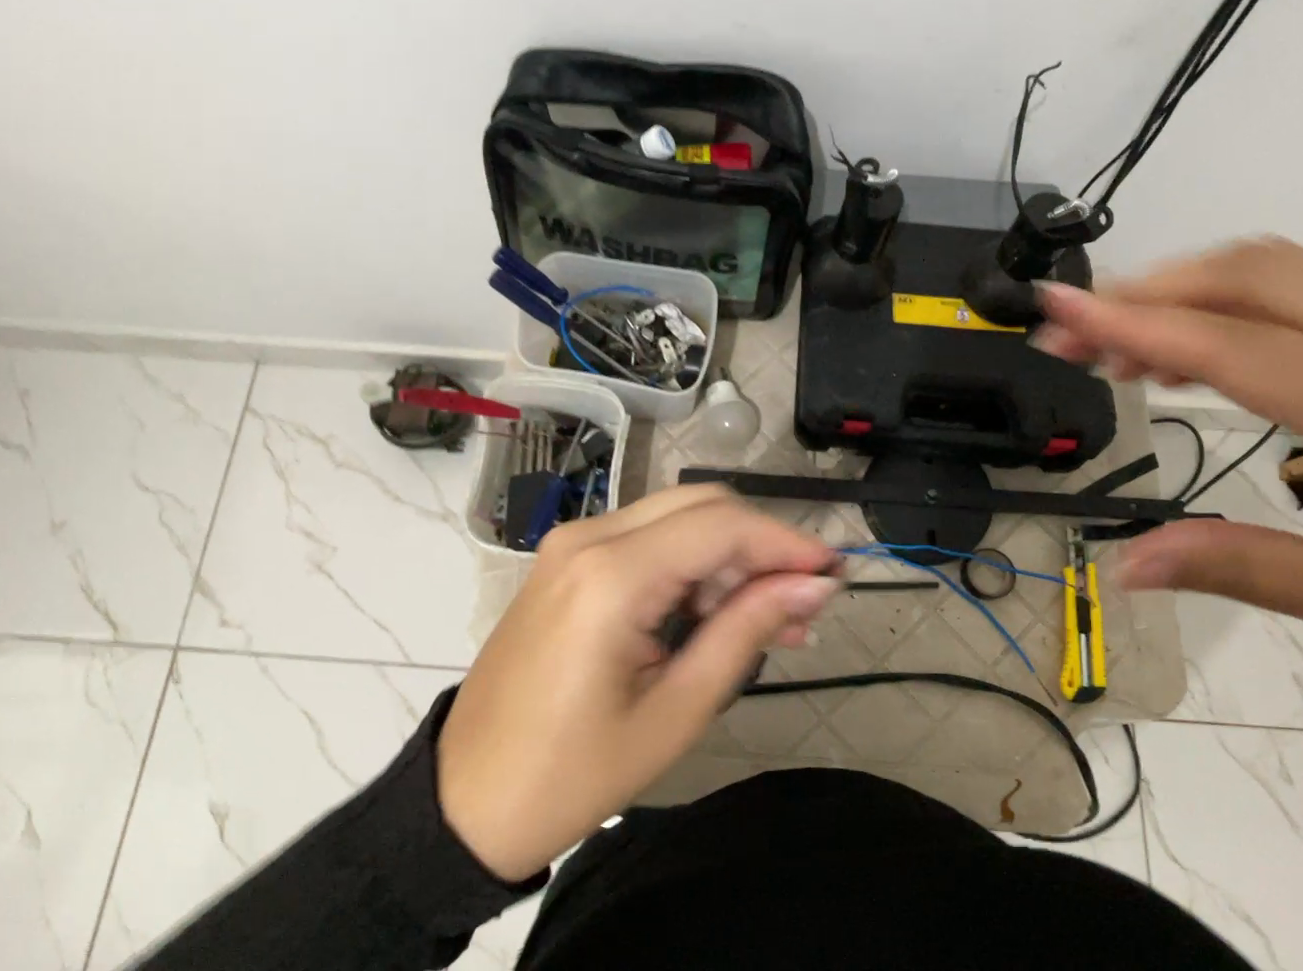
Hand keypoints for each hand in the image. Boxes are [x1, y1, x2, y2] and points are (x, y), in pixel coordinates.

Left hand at [437, 485, 841, 880]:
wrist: (467, 798)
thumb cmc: (573, 772)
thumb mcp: (675, 710)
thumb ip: (746, 631)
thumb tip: (812, 585)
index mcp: (611, 576)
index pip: (723, 526)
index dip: (788, 544)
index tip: (835, 576)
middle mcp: (588, 539)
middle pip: (701, 506)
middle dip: (760, 546)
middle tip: (803, 607)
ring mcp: (570, 546)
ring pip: (675, 518)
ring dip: (728, 556)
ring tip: (769, 623)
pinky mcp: (564, 563)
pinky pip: (644, 541)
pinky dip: (689, 565)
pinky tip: (713, 614)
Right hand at [1033, 238, 1302, 708]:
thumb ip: (1243, 568)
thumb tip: (1124, 565)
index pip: (1239, 348)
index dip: (1135, 323)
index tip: (1056, 308)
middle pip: (1264, 276)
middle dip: (1154, 288)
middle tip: (1073, 330)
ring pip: (1288, 279)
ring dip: (1190, 293)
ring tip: (1115, 346)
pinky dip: (1232, 313)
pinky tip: (1191, 358)